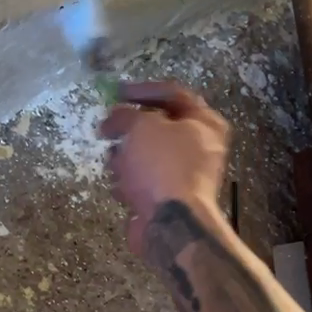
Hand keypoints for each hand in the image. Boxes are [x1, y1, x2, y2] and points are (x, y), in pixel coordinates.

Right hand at [98, 82, 230, 255]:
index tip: (114, 93)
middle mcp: (200, 146)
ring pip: (146, 153)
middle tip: (106, 128)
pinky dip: (128, 179)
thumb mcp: (140, 127)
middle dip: (128, 128)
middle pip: (157, 125)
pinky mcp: (169, 196)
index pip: (172, 93)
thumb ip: (125, 114)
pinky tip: (119, 185)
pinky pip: (143, 178)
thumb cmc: (161, 165)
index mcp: (204, 122)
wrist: (170, 222)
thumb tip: (115, 116)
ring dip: (125, 156)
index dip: (141, 89)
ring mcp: (185, 173)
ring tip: (113, 161)